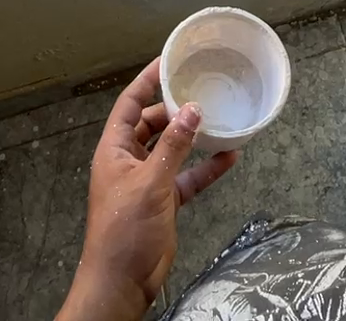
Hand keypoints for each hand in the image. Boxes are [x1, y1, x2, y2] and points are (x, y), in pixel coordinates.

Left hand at [57, 59, 239, 320]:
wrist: (121, 284)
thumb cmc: (126, 229)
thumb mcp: (150, 182)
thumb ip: (173, 146)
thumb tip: (193, 109)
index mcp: (115, 148)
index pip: (130, 103)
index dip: (147, 80)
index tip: (169, 60)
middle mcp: (130, 159)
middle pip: (153, 122)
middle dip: (176, 108)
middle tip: (202, 89)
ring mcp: (148, 180)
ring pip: (173, 148)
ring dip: (193, 136)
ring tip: (219, 116)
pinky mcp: (164, 201)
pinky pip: (187, 176)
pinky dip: (205, 167)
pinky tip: (230, 156)